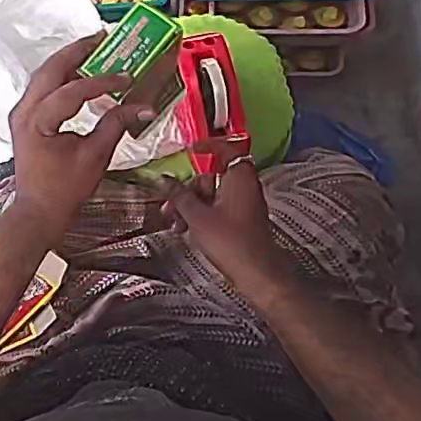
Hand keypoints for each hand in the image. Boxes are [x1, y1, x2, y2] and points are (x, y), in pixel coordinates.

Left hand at [7, 33, 155, 239]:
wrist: (39, 211)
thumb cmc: (65, 189)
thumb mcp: (95, 156)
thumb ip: (116, 125)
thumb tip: (145, 106)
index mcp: (38, 121)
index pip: (72, 90)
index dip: (102, 81)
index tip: (127, 78)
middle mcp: (24, 111)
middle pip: (50, 69)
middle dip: (77, 51)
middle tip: (103, 38)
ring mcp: (21, 113)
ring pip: (44, 76)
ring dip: (68, 61)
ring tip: (94, 50)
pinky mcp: (26, 119)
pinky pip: (43, 88)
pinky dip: (62, 78)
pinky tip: (81, 75)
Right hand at [165, 138, 304, 304]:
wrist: (257, 274)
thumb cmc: (229, 241)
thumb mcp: (197, 216)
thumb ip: (179, 195)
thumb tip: (163, 179)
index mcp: (239, 177)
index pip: (225, 149)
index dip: (207, 146)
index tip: (188, 150)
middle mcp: (244, 186)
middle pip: (212, 176)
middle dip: (187, 189)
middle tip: (169, 206)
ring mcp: (243, 203)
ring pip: (211, 194)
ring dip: (190, 205)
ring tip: (174, 224)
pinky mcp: (241, 220)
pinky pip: (217, 208)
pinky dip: (201, 214)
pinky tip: (186, 229)